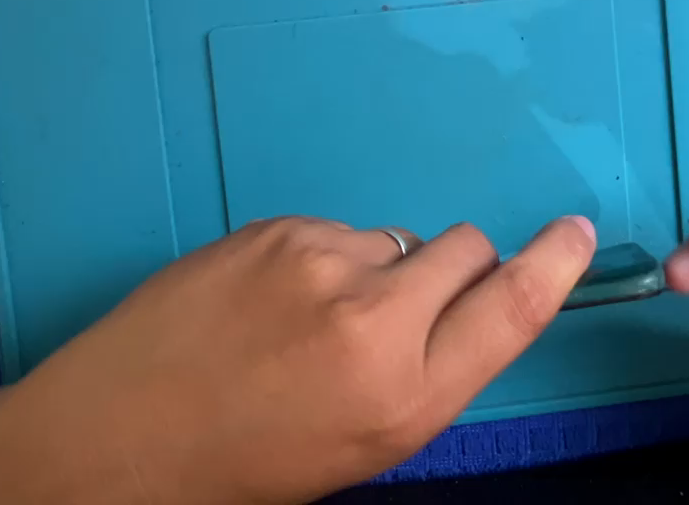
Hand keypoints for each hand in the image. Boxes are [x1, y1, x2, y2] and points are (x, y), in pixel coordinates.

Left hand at [0, 215, 596, 503]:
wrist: (115, 437)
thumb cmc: (248, 462)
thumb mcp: (357, 446)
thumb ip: (420, 371)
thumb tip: (452, 299)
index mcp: (403, 397)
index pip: (508, 312)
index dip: (552, 267)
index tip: (573, 232)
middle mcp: (375, 318)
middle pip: (464, 245)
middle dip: (454, 266)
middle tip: (407, 301)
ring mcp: (322, 258)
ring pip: (396, 237)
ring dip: (379, 267)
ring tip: (312, 314)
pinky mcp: (279, 225)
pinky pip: (336, 230)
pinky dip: (325, 258)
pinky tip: (272, 297)